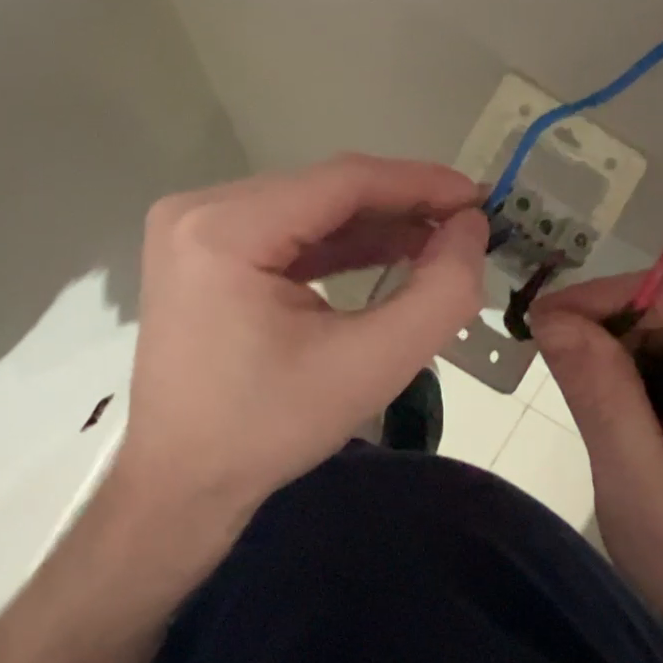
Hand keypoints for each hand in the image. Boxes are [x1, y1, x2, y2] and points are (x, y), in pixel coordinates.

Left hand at [113, 154, 487, 539]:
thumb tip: (472, 229)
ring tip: (436, 244)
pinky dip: (328, 246)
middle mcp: (195, 211)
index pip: (339, 181)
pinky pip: (274, 234)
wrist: (181, 481)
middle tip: (464, 229)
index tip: (481, 199)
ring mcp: (187, 231)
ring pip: (299, 210)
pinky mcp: (194, 255)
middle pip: (317, 191)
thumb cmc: (266, 429)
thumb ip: (439, 294)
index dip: (418, 183)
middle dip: (396, 207)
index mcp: (223, 229)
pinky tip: (382, 255)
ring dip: (366, 227)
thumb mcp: (368, 365)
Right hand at [527, 266, 662, 659]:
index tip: (550, 324)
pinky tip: (635, 409)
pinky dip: (648, 360)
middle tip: (562, 371)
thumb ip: (600, 398)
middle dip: (616, 326)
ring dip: (629, 345)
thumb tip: (552, 316)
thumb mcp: (634, 493)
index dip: (619, 294)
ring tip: (603, 406)